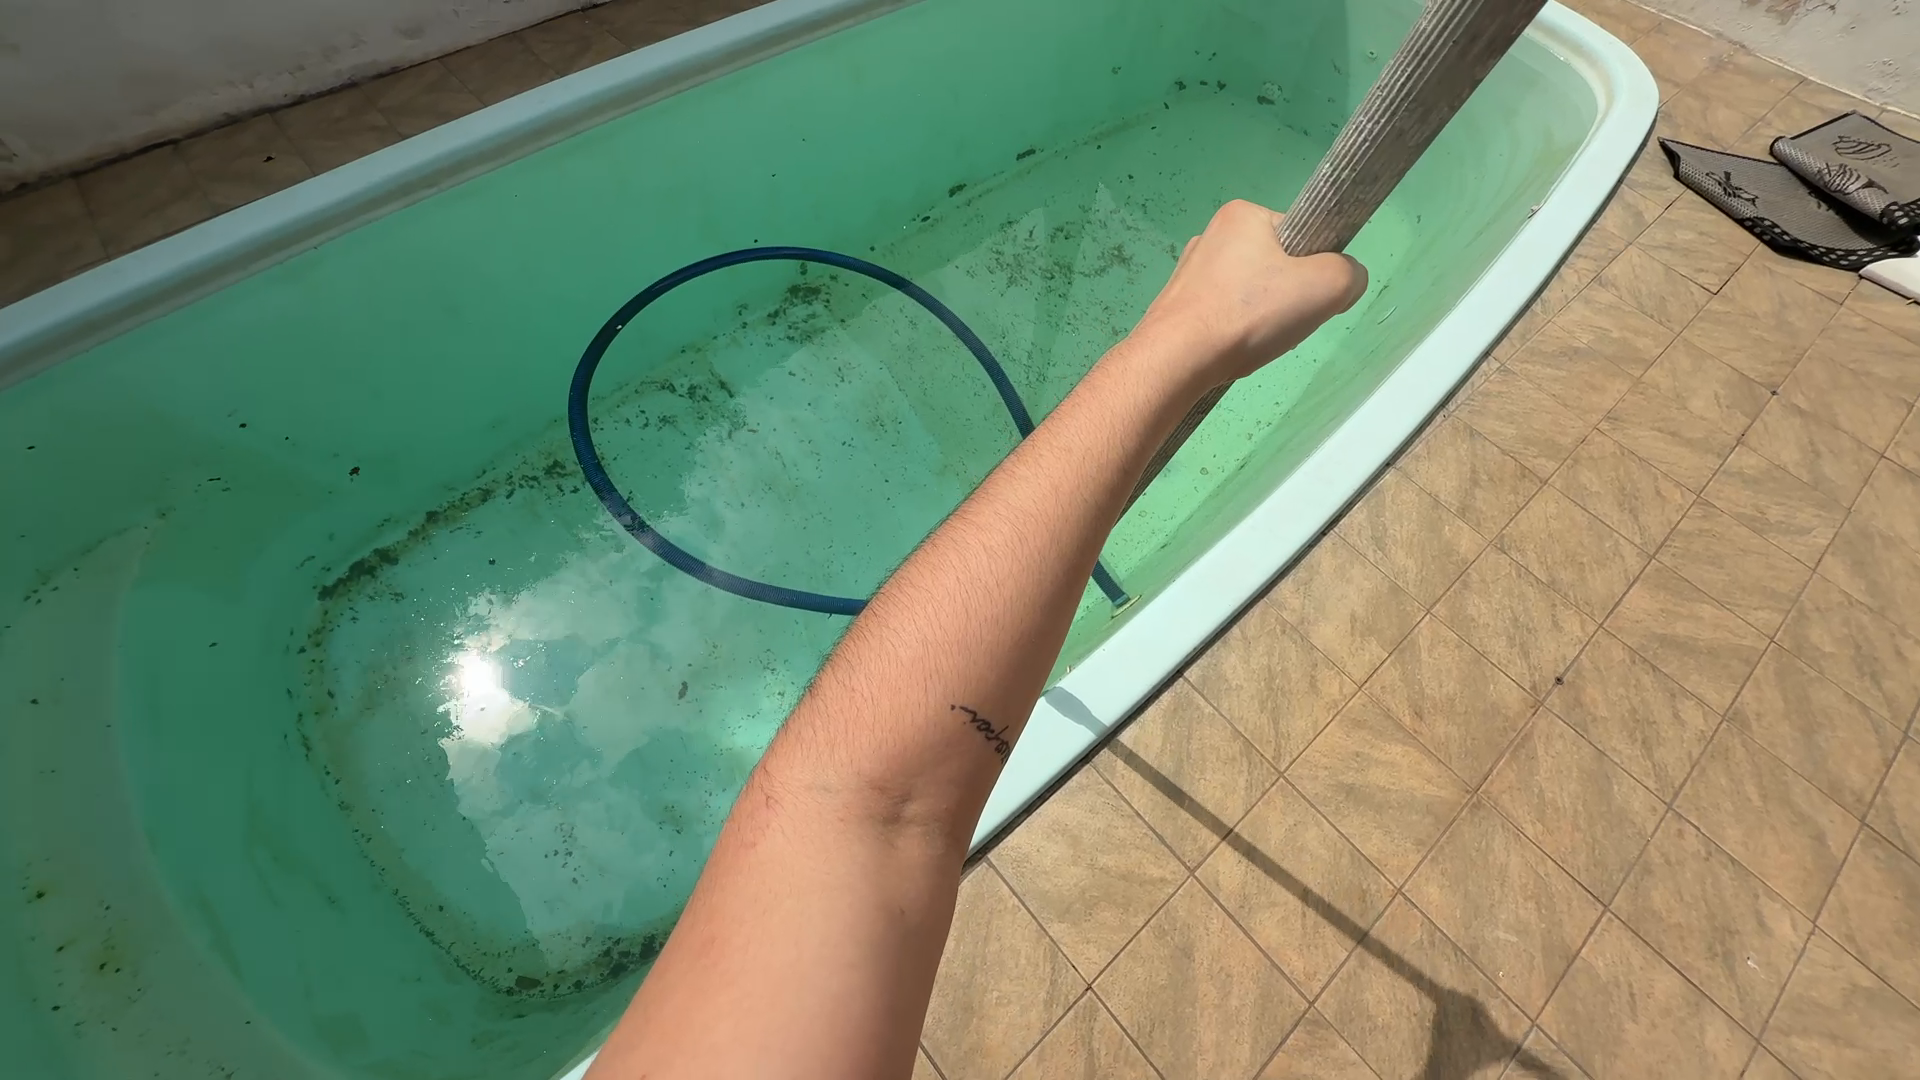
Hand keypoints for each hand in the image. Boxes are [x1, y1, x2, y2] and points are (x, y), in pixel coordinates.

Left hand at [1128, 199, 1367, 388]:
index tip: (1305, 294)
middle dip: (1284, 297)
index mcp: (1241, 215)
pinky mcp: (1173, 310)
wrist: (1174, 361)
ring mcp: (1185, 276)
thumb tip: (1345, 282)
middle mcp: (1208, 238)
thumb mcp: (1326, 286)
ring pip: (1244, 296)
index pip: (1297, 234)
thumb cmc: (1247, 315)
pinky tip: (1228, 351)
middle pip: (1272, 267)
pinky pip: (1218, 318)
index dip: (1312, 266)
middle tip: (1280, 323)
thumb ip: (1350, 275)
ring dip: (1256, 319)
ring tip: (1251, 341)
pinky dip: (1230, 334)